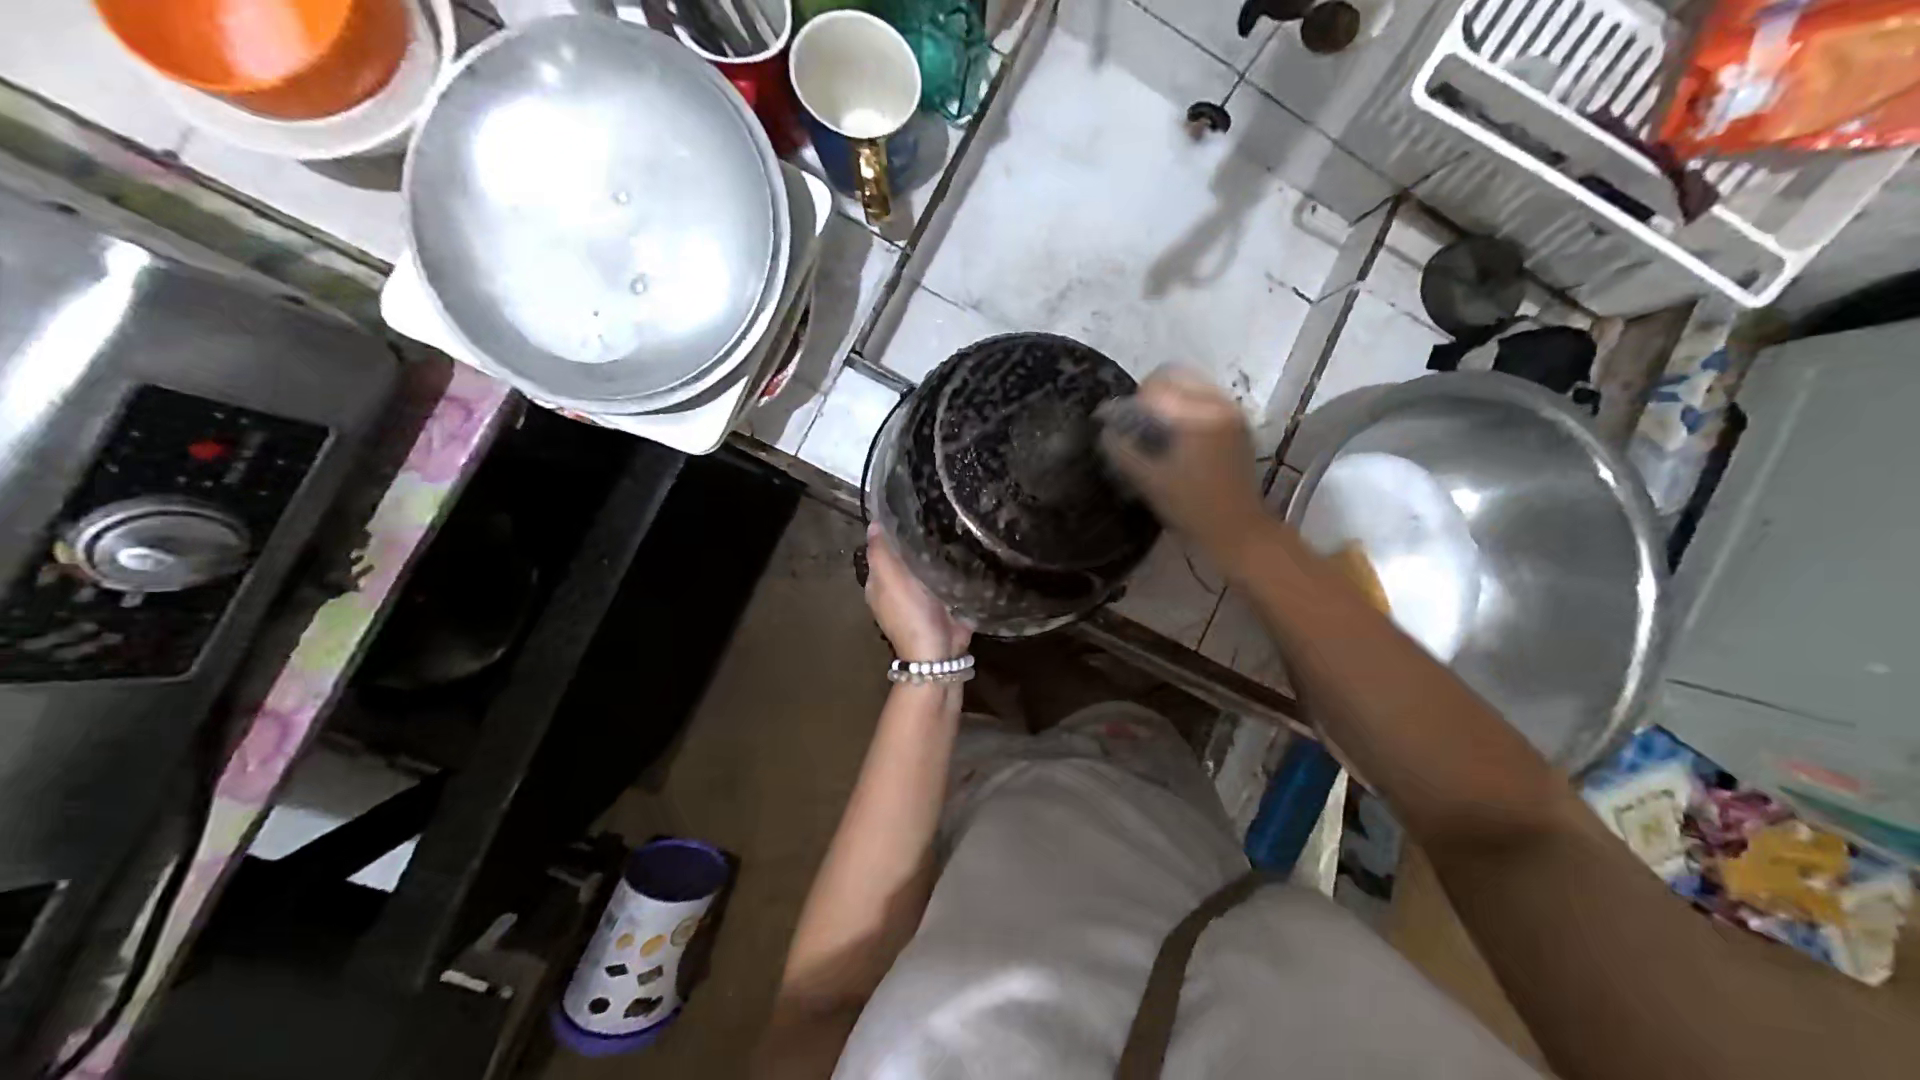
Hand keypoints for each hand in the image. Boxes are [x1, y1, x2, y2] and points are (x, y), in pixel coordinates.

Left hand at [864, 524, 970, 662]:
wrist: (937, 652)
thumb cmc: (910, 613)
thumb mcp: (890, 580)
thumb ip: (881, 553)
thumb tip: (873, 524)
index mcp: (879, 585)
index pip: (881, 552)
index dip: (890, 533)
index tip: (907, 510)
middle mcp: (896, 591)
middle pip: (903, 560)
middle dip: (914, 542)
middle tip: (933, 515)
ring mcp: (920, 600)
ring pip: (924, 569)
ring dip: (932, 555)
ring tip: (949, 527)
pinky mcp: (942, 606)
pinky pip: (943, 582)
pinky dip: (948, 570)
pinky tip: (959, 554)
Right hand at [1098, 367, 1267, 568]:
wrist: (1238, 529)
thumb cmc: (1191, 507)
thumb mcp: (1148, 481)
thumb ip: (1122, 451)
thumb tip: (1105, 430)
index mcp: (1196, 416)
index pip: (1155, 386)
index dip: (1129, 401)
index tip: (1115, 421)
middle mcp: (1218, 404)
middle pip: (1175, 375)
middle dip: (1149, 393)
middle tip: (1135, 422)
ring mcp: (1232, 412)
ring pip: (1191, 384)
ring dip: (1169, 398)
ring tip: (1155, 428)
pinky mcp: (1238, 423)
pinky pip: (1206, 399)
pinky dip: (1186, 407)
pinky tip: (1176, 436)